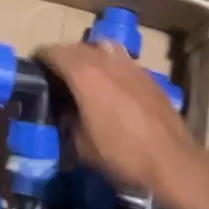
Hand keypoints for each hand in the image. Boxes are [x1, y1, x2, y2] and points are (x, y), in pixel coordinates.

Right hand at [38, 42, 206, 205]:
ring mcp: (130, 65)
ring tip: (85, 75)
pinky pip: (122, 60)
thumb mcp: (82, 146)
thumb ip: (69, 122)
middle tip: (55, 75)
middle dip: (63, 56)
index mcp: (84, 73)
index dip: (41, 58)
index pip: (54, 51)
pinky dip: (110, 66)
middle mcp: (106, 60)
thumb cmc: (122, 155)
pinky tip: (113, 87)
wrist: (173, 162)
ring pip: (102, 47)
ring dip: (89, 55)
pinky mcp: (149, 75)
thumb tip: (66, 113)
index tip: (34, 68)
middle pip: (77, 47)